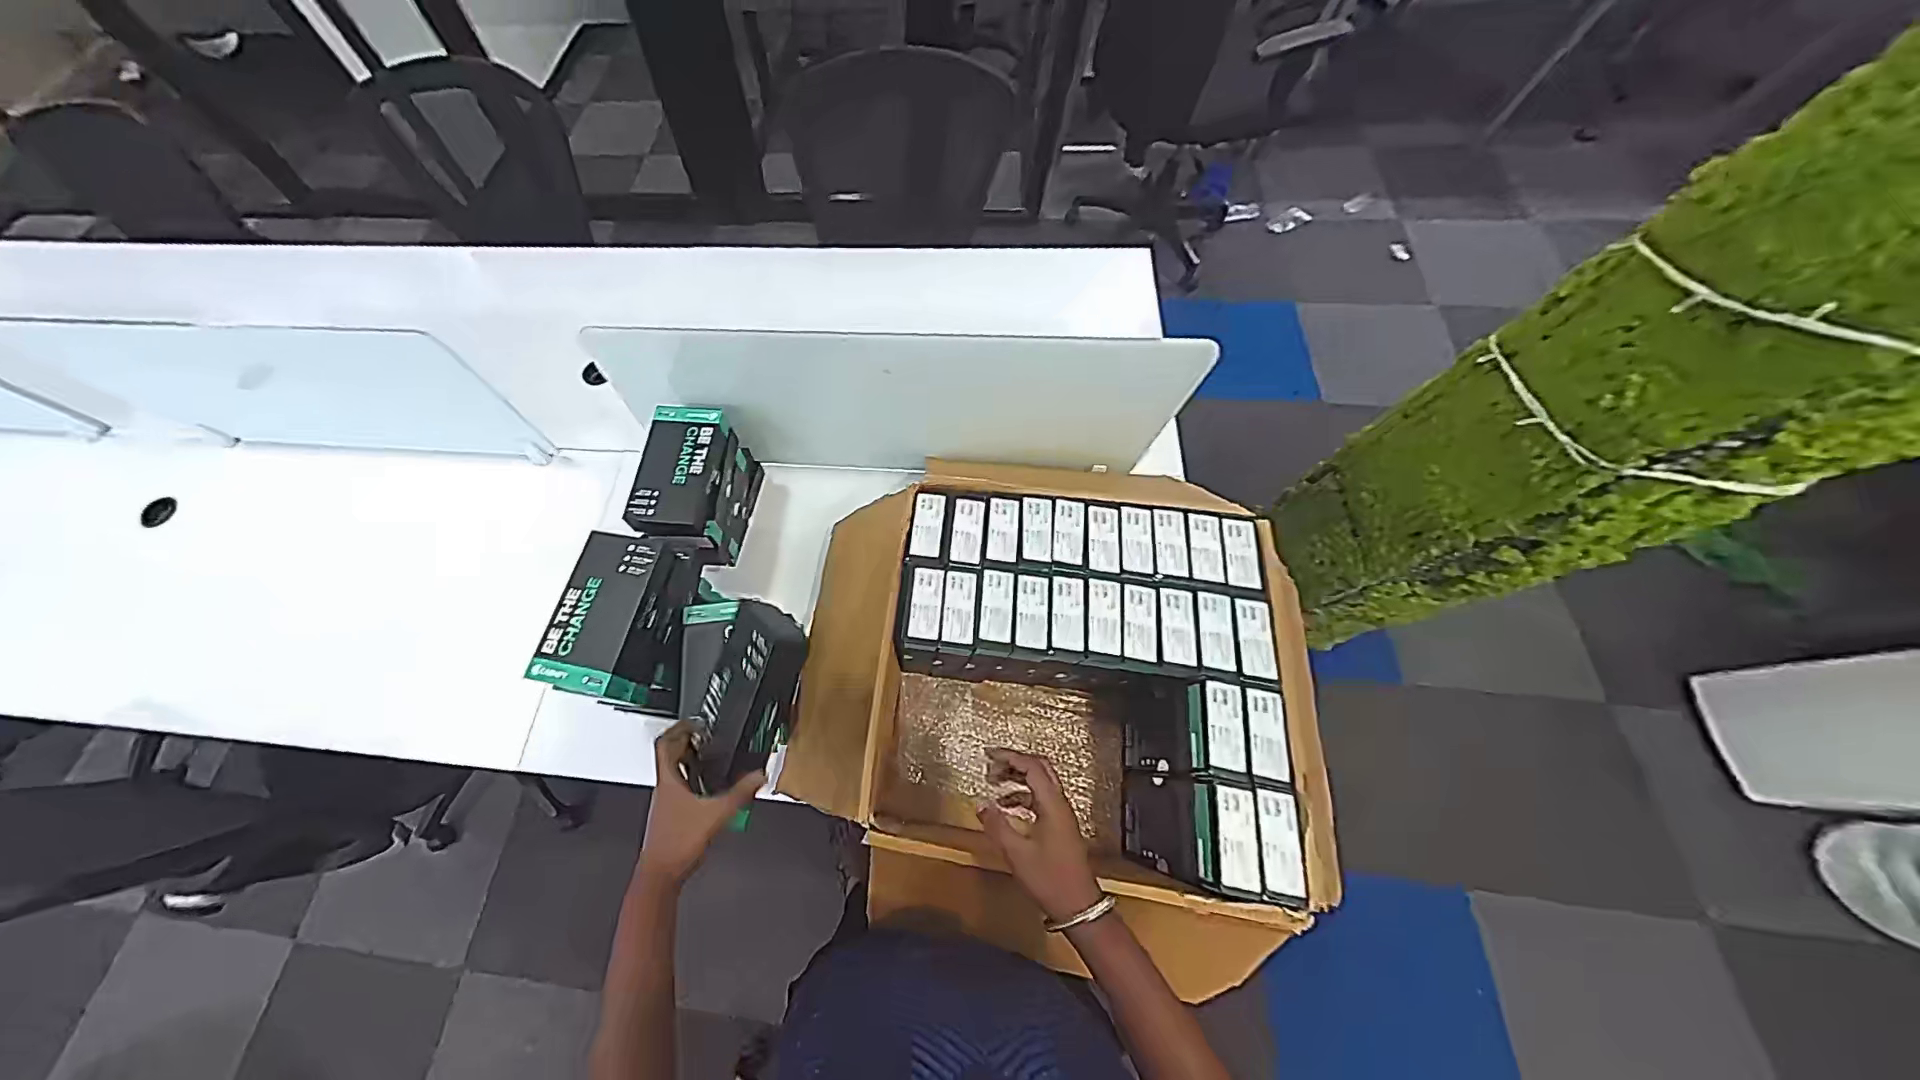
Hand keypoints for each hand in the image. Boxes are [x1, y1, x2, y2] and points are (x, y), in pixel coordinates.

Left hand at [637, 721, 763, 886]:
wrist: (660, 876)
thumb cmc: (677, 844)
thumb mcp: (717, 814)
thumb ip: (741, 793)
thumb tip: (759, 777)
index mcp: (668, 782)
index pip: (665, 744)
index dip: (677, 729)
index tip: (693, 722)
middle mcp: (664, 789)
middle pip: (669, 756)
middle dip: (686, 742)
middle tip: (703, 736)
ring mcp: (665, 803)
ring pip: (673, 773)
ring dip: (689, 761)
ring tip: (709, 757)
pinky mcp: (670, 816)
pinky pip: (679, 789)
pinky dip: (692, 781)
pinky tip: (708, 790)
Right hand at [975, 748, 1104, 923]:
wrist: (1078, 905)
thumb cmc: (1049, 879)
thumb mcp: (1017, 853)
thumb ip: (997, 826)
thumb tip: (981, 804)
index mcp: (1052, 804)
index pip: (1032, 767)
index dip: (1010, 757)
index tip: (990, 756)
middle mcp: (1060, 804)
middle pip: (1040, 769)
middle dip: (1015, 762)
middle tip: (993, 765)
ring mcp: (1062, 815)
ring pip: (1041, 783)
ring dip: (1018, 779)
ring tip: (996, 784)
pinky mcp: (1060, 826)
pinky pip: (1041, 799)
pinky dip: (1023, 795)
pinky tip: (1007, 807)